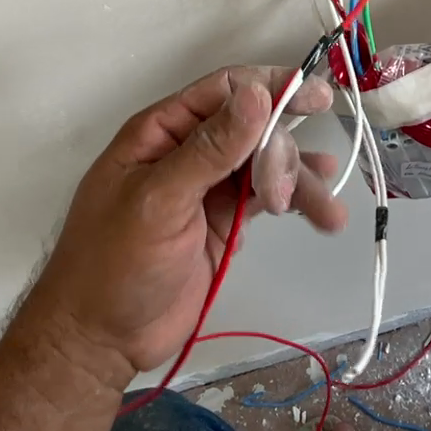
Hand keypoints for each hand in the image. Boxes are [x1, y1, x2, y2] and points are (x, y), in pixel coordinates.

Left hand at [22, 66, 347, 373]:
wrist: (101, 342)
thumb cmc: (113, 265)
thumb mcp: (160, 201)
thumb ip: (210, 149)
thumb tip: (257, 94)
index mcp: (163, 132)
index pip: (225, 91)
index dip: (271, 88)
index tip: (314, 97)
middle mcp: (189, 149)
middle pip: (254, 128)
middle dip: (280, 153)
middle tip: (285, 190)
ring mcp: (209, 185)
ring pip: (267, 163)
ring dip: (299, 182)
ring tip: (329, 213)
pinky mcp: (225, 218)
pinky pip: (267, 194)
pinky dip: (295, 199)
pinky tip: (322, 208)